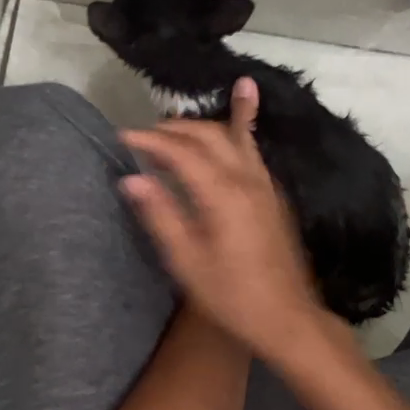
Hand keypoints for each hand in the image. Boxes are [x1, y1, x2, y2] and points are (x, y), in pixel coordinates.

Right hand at [119, 78, 332, 358]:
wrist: (287, 317)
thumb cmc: (231, 295)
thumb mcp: (187, 261)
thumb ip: (161, 215)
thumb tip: (131, 179)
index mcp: (222, 194)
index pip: (180, 152)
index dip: (149, 141)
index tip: (122, 137)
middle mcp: (246, 178)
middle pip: (205, 136)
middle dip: (171, 130)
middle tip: (142, 137)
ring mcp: (263, 182)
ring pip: (230, 136)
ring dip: (199, 125)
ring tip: (170, 125)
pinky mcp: (271, 190)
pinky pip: (252, 146)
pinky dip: (243, 119)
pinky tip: (245, 93)